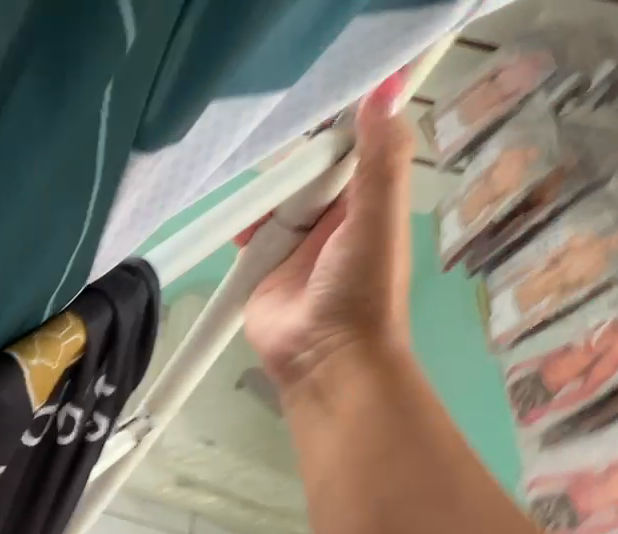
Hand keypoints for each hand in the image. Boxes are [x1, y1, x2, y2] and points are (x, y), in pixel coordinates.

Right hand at [243, 79, 417, 398]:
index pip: (348, 153)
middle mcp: (330, 222)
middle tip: (269, 155)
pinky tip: (235, 227)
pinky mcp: (260, 271)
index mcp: (366, 204)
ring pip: (273, 205)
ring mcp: (292, 247)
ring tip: (250, 197)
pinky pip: (247, 238)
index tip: (310, 106)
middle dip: (287, 165)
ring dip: (261, 198)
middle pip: (304, 177)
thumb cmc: (361, 289)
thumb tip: (383, 91)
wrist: (323, 357)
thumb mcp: (377, 217)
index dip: (332, 130)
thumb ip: (378, 159)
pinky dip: (239, 228)